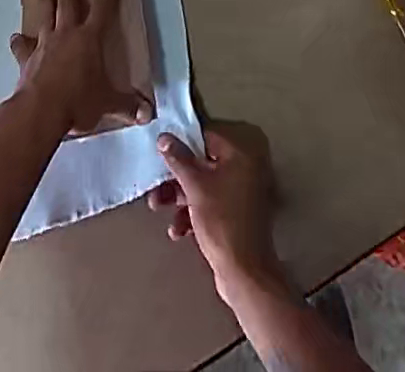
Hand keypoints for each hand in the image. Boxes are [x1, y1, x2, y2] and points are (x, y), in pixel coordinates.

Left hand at [10, 0, 151, 135]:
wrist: (39, 113)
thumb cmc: (78, 102)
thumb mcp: (107, 104)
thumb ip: (127, 106)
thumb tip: (147, 114)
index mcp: (90, 39)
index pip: (102, 10)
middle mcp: (66, 36)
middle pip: (67, 4)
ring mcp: (44, 46)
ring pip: (44, 17)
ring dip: (44, 1)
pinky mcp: (26, 61)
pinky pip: (22, 47)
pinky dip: (19, 42)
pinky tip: (15, 37)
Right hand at [149, 122, 281, 303]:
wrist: (244, 269)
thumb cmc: (222, 220)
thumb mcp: (195, 186)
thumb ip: (179, 159)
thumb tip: (165, 137)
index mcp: (242, 150)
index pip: (207, 134)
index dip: (182, 143)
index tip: (160, 152)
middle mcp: (247, 163)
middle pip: (204, 161)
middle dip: (178, 176)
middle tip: (157, 186)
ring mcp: (244, 187)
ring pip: (206, 182)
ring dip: (181, 195)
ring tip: (158, 207)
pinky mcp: (238, 209)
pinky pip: (212, 200)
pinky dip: (194, 210)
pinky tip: (179, 229)